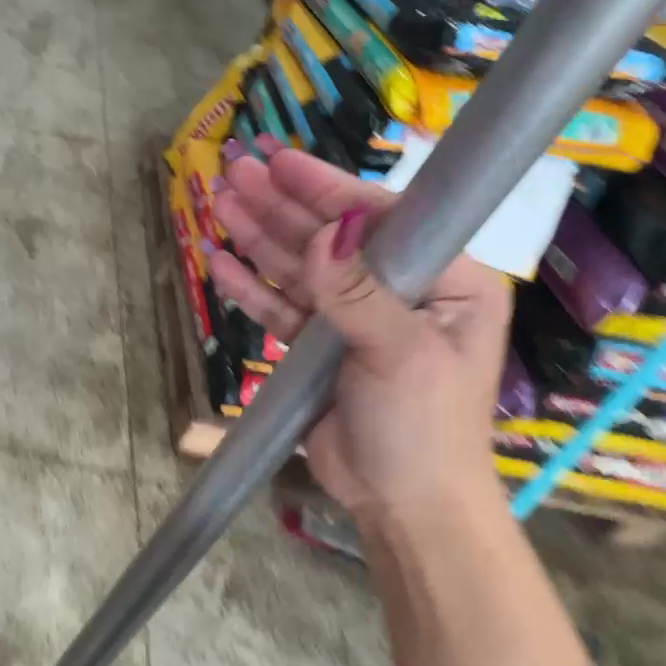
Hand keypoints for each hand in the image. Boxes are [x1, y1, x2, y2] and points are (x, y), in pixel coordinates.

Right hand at [205, 145, 512, 523]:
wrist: (403, 503)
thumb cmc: (423, 427)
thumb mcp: (400, 353)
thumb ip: (358, 292)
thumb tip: (324, 232)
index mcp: (446, 284)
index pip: (384, 220)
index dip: (330, 189)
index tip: (282, 163)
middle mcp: (399, 293)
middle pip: (332, 238)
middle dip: (282, 206)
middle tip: (234, 173)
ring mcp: (354, 320)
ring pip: (300, 267)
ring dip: (260, 237)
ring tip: (220, 203)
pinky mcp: (318, 349)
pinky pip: (281, 307)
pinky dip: (251, 286)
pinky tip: (219, 262)